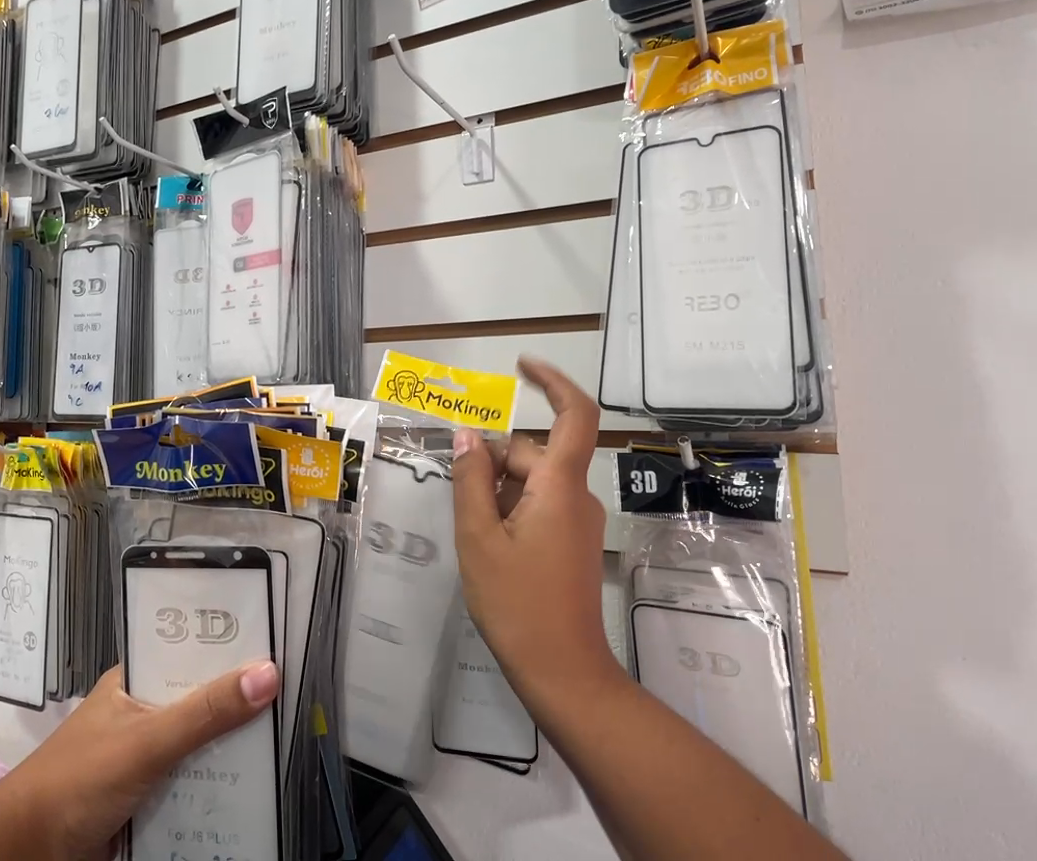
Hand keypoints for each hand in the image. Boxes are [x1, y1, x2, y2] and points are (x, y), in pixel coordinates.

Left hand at [0, 661, 280, 859]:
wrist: (24, 853)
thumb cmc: (78, 781)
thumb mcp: (147, 741)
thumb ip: (204, 712)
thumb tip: (268, 672)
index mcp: (134, 682)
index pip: (189, 651)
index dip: (230, 647)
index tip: (278, 644)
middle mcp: (142, 714)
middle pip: (201, 702)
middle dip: (241, 705)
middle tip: (294, 697)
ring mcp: (145, 758)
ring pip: (201, 747)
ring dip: (233, 751)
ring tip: (287, 742)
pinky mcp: (148, 798)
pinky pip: (194, 786)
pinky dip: (218, 788)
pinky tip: (254, 788)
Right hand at [451, 357, 621, 711]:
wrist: (563, 671)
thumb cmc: (516, 602)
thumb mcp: (478, 538)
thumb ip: (471, 480)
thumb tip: (468, 435)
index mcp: (560, 487)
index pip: (574, 415)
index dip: (552, 381)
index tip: (522, 365)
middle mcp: (577, 496)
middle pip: (535, 455)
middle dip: (494, 462)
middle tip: (457, 494)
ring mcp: (579, 522)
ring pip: (533, 482)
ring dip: (498, 490)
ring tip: (469, 528)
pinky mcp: (574, 544)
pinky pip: (540, 506)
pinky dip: (510, 509)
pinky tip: (487, 542)